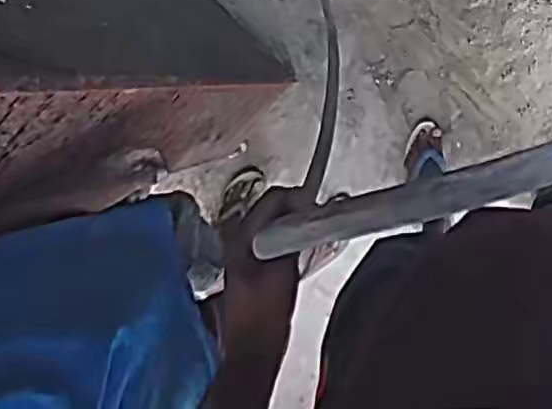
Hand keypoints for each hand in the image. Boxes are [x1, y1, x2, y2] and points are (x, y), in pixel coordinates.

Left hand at [218, 185, 304, 361]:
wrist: (253, 354)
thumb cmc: (266, 317)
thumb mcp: (285, 271)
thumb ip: (293, 237)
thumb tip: (305, 214)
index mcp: (242, 239)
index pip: (271, 199)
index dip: (296, 197)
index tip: (314, 205)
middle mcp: (236, 241)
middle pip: (268, 206)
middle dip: (293, 206)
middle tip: (315, 213)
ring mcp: (240, 254)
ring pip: (270, 220)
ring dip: (290, 219)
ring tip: (310, 227)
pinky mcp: (248, 265)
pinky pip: (269, 235)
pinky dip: (285, 233)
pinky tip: (298, 243)